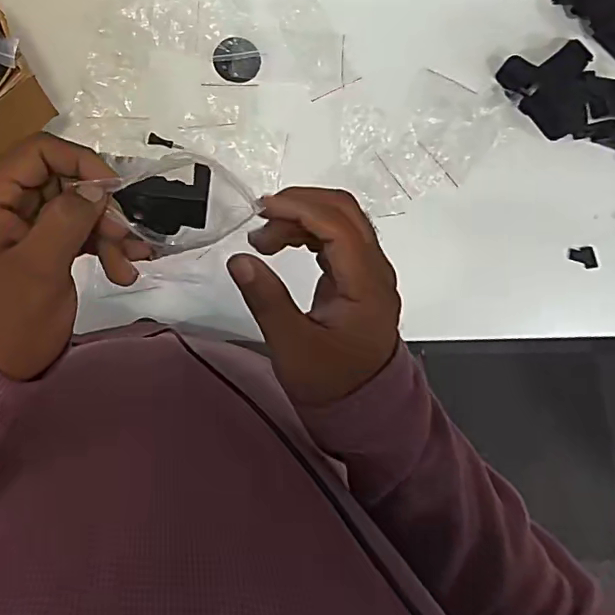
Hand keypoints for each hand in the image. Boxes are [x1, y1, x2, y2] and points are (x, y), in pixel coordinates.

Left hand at [0, 133, 151, 379]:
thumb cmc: (6, 322)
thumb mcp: (38, 269)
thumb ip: (67, 219)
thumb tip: (98, 188)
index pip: (40, 151)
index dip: (80, 162)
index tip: (112, 191)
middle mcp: (7, 203)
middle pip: (65, 178)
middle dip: (101, 206)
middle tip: (124, 236)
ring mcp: (26, 224)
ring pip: (79, 204)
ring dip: (109, 229)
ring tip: (130, 261)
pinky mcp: (44, 244)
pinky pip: (81, 228)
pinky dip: (105, 244)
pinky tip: (123, 268)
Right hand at [227, 188, 401, 405]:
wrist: (366, 409)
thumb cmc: (333, 384)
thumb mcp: (293, 347)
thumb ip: (267, 300)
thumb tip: (239, 260)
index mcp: (366, 284)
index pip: (338, 225)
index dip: (299, 208)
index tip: (262, 210)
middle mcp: (374, 269)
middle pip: (344, 211)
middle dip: (299, 204)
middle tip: (260, 218)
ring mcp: (369, 270)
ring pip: (340, 220)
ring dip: (301, 217)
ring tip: (263, 240)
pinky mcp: (358, 275)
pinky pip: (336, 236)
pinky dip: (308, 231)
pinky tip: (283, 243)